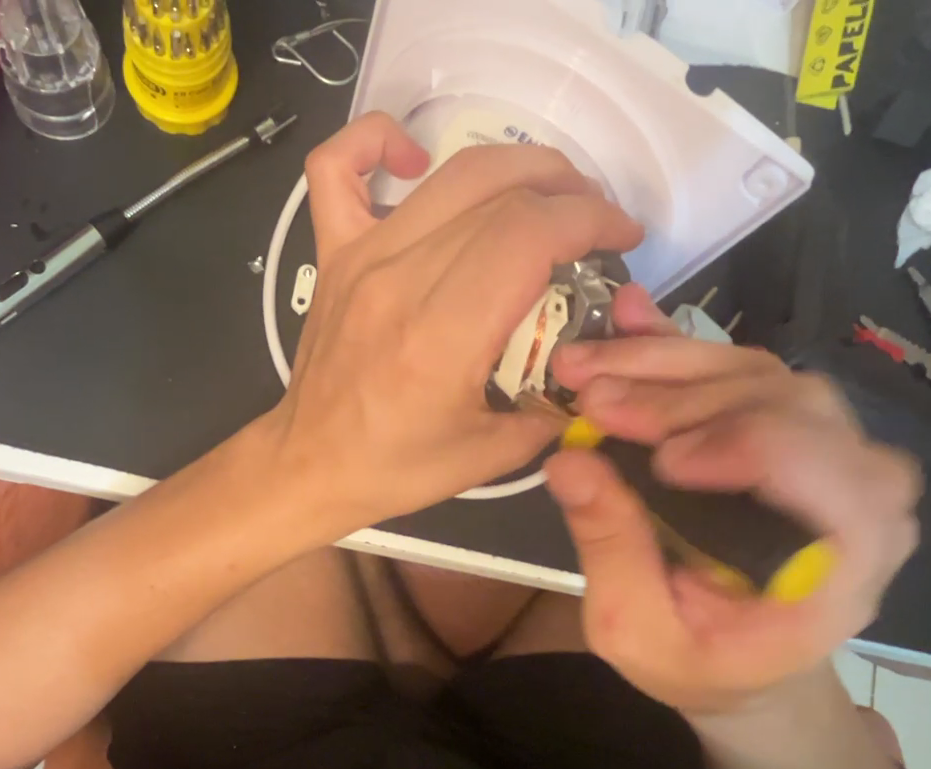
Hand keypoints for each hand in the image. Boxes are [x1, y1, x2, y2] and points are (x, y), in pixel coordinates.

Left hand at [260, 112, 643, 529]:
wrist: (309, 465)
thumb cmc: (393, 467)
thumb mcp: (490, 457)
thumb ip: (552, 409)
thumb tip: (592, 366)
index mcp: (442, 334)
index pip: (530, 233)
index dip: (592, 220)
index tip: (621, 237)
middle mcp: (401, 279)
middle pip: (502, 194)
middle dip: (569, 193)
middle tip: (593, 221)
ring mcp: (362, 258)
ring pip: (451, 174)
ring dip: (516, 164)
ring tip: (546, 191)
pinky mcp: (334, 254)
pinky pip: (338, 168)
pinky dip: (375, 140)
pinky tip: (413, 158)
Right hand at [544, 287, 920, 718]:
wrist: (747, 658)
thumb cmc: (702, 661)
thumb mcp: (640, 632)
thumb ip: (614, 552)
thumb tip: (568, 463)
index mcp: (848, 550)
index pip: (813, 464)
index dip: (732, 442)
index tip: (652, 458)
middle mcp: (858, 480)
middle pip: (775, 400)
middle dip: (670, 395)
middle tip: (584, 394)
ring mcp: (831, 441)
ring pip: (752, 370)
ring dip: (658, 361)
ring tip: (579, 367)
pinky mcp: (792, 420)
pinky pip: (738, 365)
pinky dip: (675, 343)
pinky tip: (625, 316)